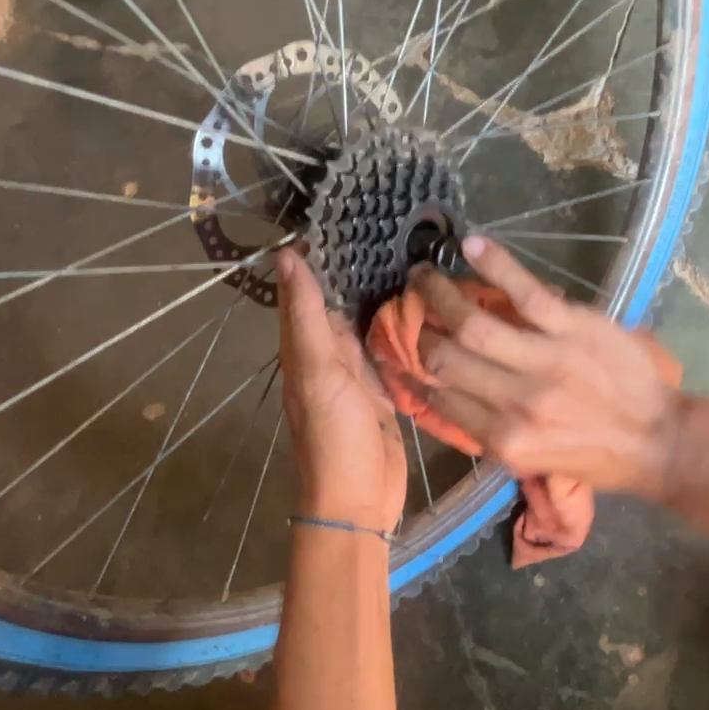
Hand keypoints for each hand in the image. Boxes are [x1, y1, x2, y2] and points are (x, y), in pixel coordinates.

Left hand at [276, 247, 406, 531]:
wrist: (360, 497)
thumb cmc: (334, 436)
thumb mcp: (318, 372)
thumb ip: (305, 317)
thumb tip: (288, 257)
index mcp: (304, 348)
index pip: (305, 290)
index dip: (318, 254)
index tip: (343, 212)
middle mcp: (327, 356)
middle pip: (336, 304)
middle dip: (355, 269)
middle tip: (387, 224)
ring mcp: (357, 374)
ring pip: (365, 324)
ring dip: (380, 295)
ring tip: (409, 253)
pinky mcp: (383, 389)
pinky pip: (388, 350)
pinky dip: (398, 328)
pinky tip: (420, 306)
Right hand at [411, 237, 688, 498]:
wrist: (657, 442)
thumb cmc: (594, 457)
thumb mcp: (533, 463)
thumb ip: (488, 432)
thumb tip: (445, 394)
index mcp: (504, 440)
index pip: (442, 400)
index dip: (413, 376)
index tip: (398, 358)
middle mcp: (517, 402)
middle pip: (448, 359)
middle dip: (419, 334)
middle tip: (409, 314)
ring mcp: (546, 361)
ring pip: (476, 324)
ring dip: (441, 295)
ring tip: (423, 277)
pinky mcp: (575, 329)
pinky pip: (527, 292)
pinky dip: (496, 265)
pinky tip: (470, 246)